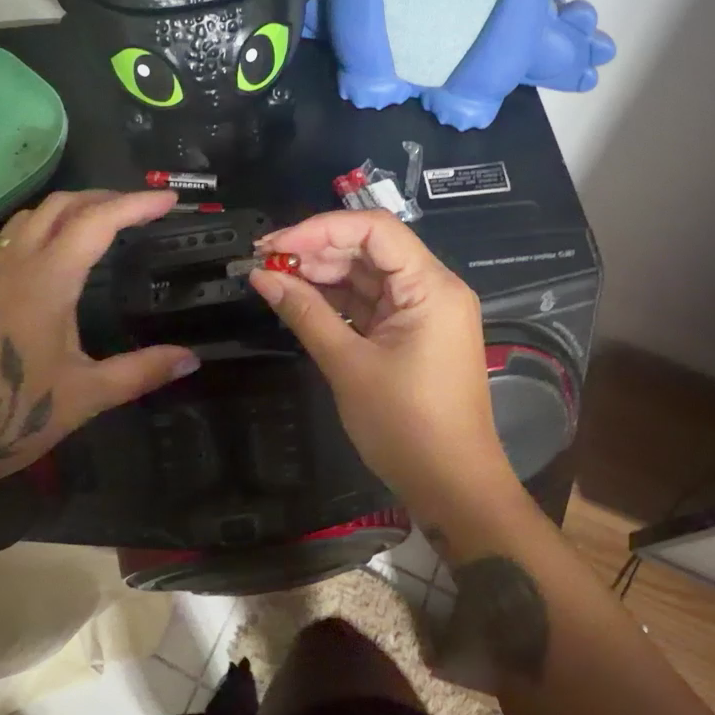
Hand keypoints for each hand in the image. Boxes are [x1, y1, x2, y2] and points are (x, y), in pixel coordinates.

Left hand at [0, 190, 198, 527]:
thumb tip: (192, 359)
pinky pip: (14, 237)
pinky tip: (61, 253)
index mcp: (47, 282)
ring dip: (72, 207)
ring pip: (33, 216)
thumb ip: (142, 371)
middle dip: (105, 197)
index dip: (135, 205)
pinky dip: (47, 226)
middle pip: (61, 206)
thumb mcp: (88, 396)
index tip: (169, 200)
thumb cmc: (12, 416)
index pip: (96, 223)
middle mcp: (16, 267)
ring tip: (106, 222)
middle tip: (144, 209)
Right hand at [248, 210, 512, 510]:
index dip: (319, 228)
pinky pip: (372, 303)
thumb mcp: (348, 365)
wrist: (452, 486)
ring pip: (368, 275)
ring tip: (273, 279)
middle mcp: (433, 288)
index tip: (274, 245)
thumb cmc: (405, 425)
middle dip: (317, 250)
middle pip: (371, 248)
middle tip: (263, 262)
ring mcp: (424, 312)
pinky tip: (299, 299)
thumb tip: (262, 276)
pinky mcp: (413, 335)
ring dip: (323, 275)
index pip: (375, 229)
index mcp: (431, 286)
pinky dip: (337, 301)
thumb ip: (305, 313)